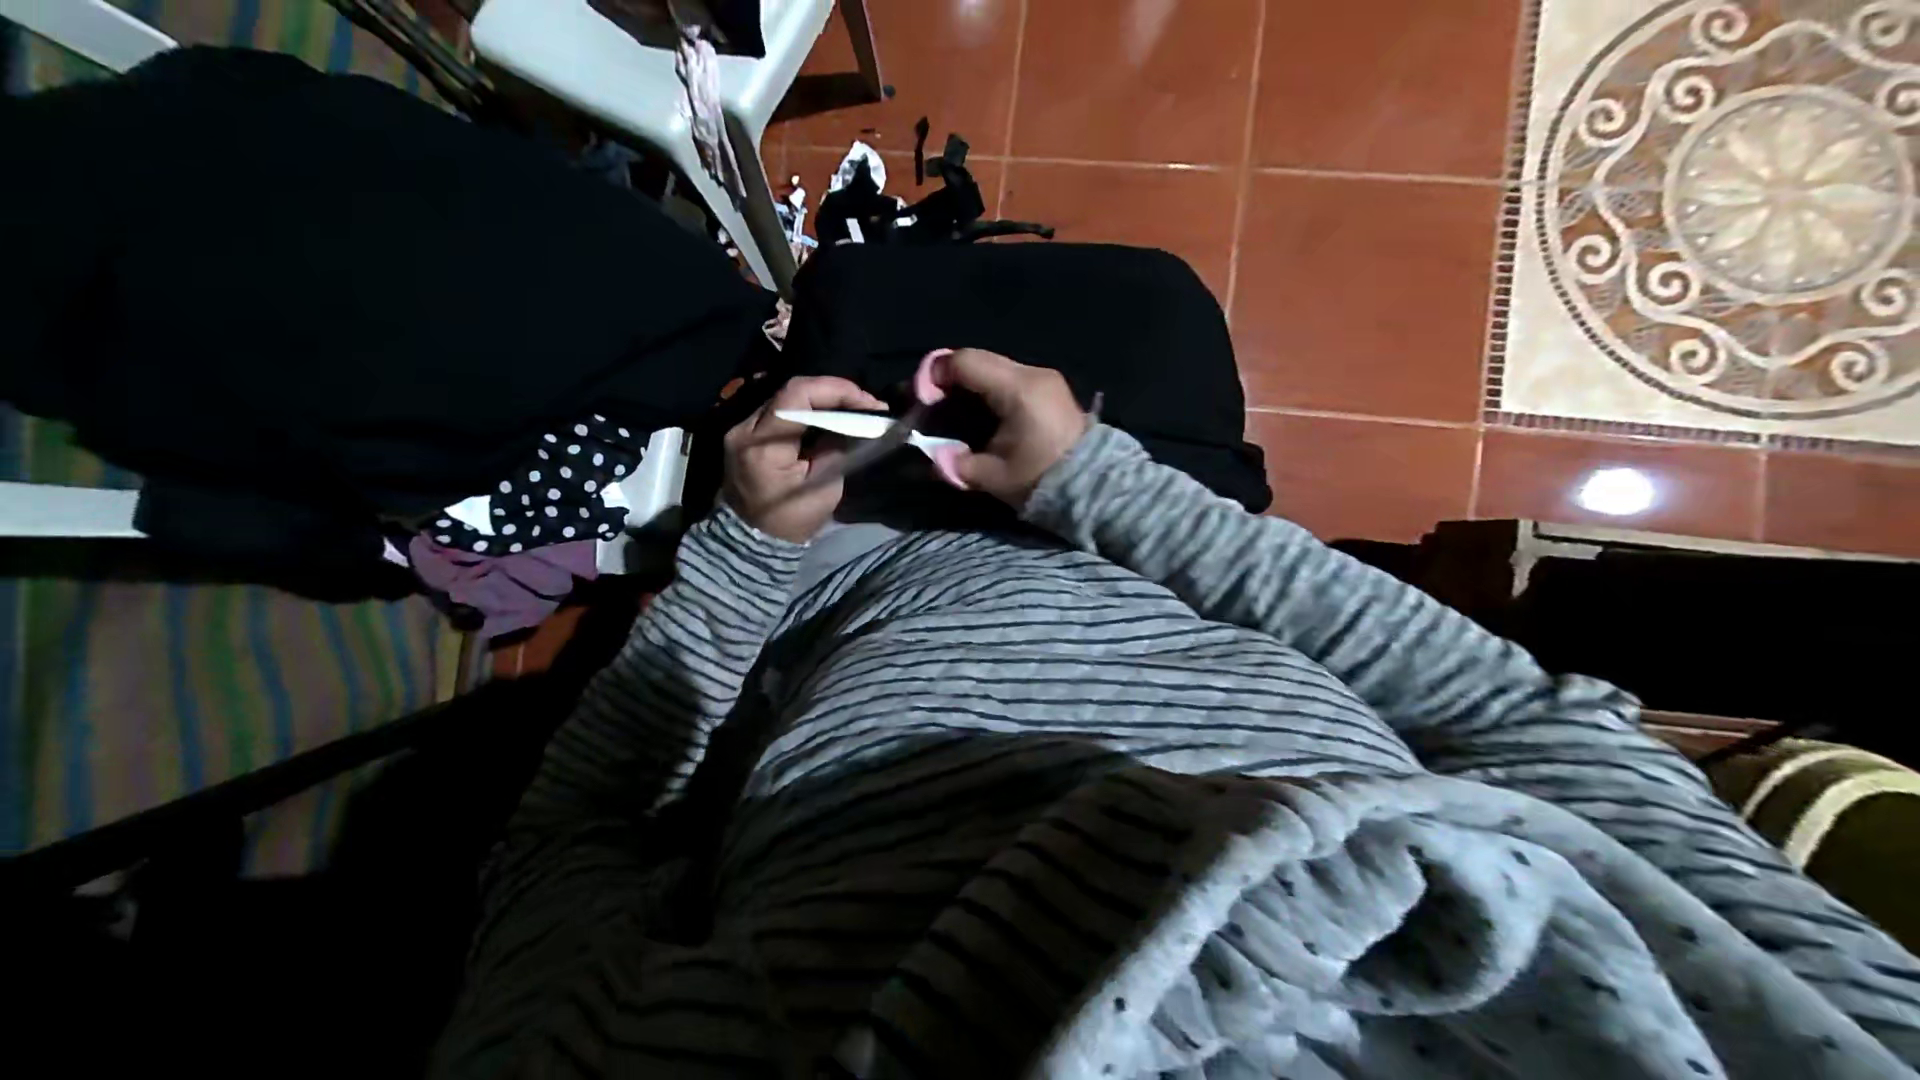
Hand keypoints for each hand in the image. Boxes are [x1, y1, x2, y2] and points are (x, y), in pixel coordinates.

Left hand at [723, 376, 885, 542]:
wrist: (752, 542)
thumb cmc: (791, 522)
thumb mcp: (825, 488)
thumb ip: (837, 449)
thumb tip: (854, 424)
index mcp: (763, 445)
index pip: (798, 395)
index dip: (837, 390)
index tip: (868, 403)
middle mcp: (745, 429)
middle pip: (792, 392)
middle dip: (834, 392)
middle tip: (865, 404)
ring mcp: (741, 429)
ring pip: (786, 398)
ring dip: (822, 400)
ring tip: (853, 409)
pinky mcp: (745, 434)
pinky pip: (781, 411)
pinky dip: (808, 411)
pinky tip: (830, 418)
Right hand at [925, 349, 1088, 507]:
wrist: (1094, 486)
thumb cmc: (1041, 480)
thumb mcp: (993, 477)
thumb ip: (956, 463)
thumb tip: (932, 456)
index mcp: (1018, 390)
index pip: (966, 361)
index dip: (935, 374)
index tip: (922, 399)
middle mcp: (1032, 374)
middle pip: (978, 358)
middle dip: (948, 377)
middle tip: (930, 403)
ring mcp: (1044, 378)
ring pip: (992, 366)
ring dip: (967, 382)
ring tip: (951, 408)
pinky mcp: (1048, 388)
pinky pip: (1008, 377)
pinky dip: (986, 388)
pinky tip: (977, 412)